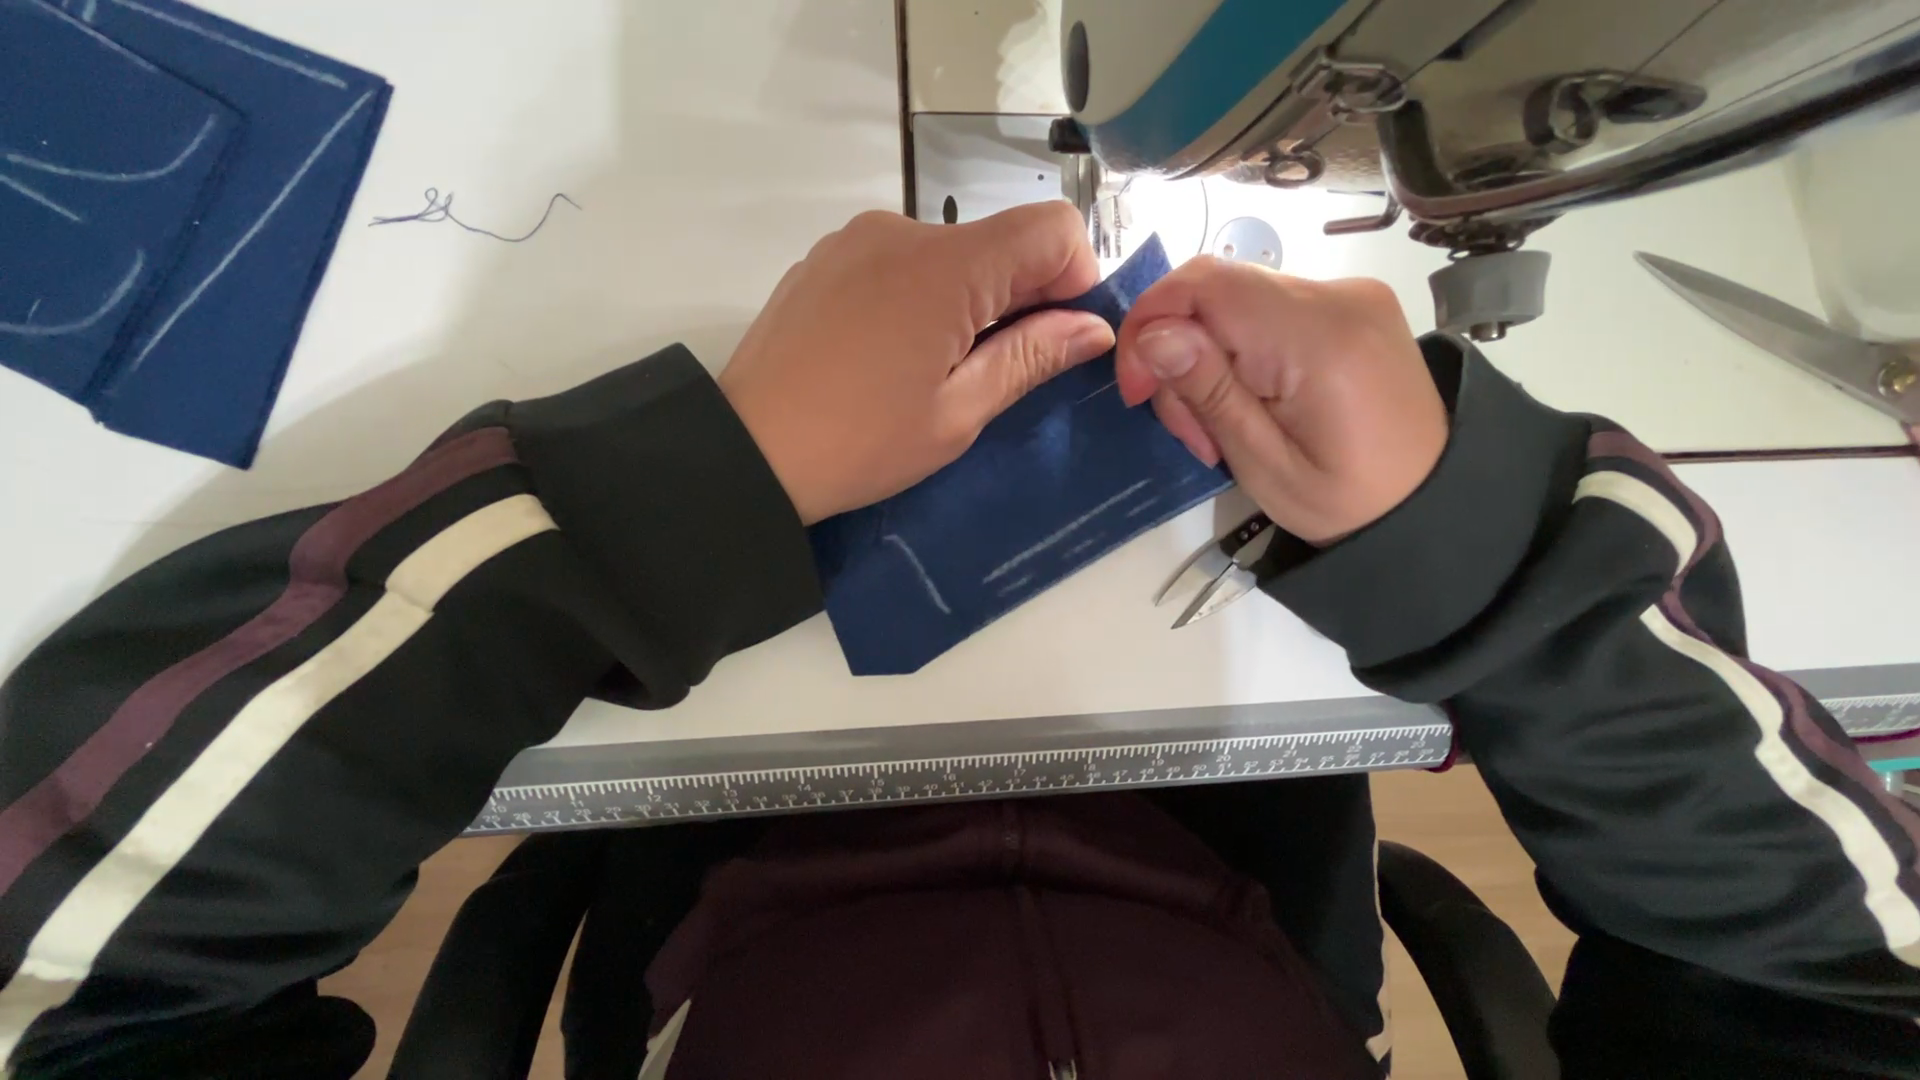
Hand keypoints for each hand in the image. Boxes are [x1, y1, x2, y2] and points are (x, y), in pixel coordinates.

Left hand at [719, 204, 1115, 523]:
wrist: (745, 451)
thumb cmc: (861, 443)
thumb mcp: (958, 413)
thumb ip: (1031, 357)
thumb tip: (1093, 327)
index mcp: (946, 266)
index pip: (1051, 230)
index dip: (1074, 279)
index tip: (1053, 338)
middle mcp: (902, 229)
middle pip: (999, 240)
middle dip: (1020, 297)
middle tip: (993, 370)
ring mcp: (856, 239)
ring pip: (950, 252)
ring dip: (968, 299)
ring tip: (930, 368)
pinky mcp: (826, 257)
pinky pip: (900, 261)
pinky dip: (920, 295)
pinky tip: (889, 352)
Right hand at [1113, 258, 1446, 544]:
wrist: (1431, 502)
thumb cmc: (1346, 501)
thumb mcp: (1263, 465)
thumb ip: (1210, 391)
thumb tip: (1154, 333)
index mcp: (1319, 337)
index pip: (1205, 283)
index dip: (1150, 322)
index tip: (1136, 389)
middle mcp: (1337, 295)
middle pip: (1214, 290)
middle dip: (1177, 353)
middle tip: (1190, 429)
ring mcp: (1347, 295)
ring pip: (1233, 301)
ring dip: (1205, 359)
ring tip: (1220, 430)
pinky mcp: (1348, 306)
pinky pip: (1264, 311)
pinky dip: (1237, 353)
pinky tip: (1248, 403)